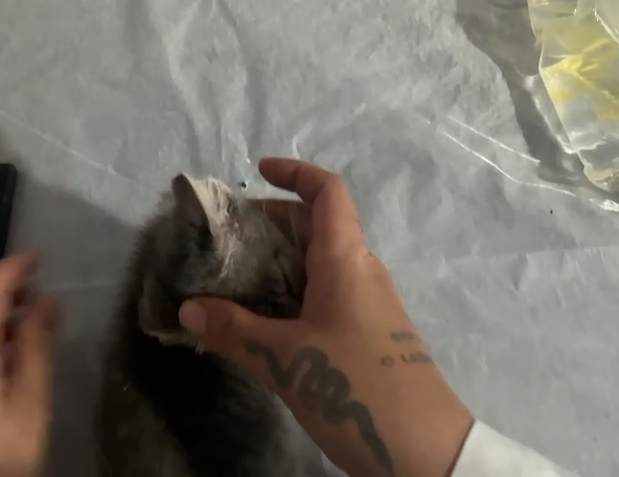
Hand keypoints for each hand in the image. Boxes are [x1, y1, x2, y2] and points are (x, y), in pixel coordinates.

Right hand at [179, 160, 474, 476]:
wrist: (431, 460)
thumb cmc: (360, 391)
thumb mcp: (288, 361)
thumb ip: (235, 331)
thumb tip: (187, 310)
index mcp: (346, 259)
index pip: (327, 192)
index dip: (295, 172)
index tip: (258, 170)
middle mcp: (360, 270)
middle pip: (315, 224)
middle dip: (270, 222)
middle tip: (226, 238)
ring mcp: (368, 303)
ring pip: (318, 262)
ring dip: (278, 261)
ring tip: (233, 277)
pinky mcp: (369, 334)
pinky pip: (325, 292)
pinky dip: (292, 291)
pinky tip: (263, 319)